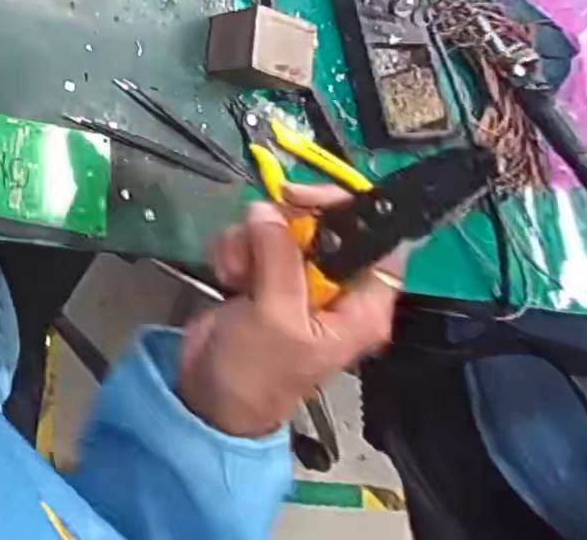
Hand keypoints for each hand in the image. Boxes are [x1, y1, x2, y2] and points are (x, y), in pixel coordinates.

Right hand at [178, 183, 405, 436]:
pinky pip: (246, 242)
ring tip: (234, 271)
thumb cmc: (258, 368)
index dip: (346, 211)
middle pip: (315, 228)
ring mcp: (290, 282)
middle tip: (253, 232)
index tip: (299, 194)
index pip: (375, 242)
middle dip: (277, 226)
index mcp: (359, 303)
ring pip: (272, 231)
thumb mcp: (276, 317)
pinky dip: (230, 249)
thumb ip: (277, 260)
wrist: (211, 393)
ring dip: (245, 240)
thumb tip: (267, 207)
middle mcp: (330, 287)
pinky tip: (224, 274)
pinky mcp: (255, 278)